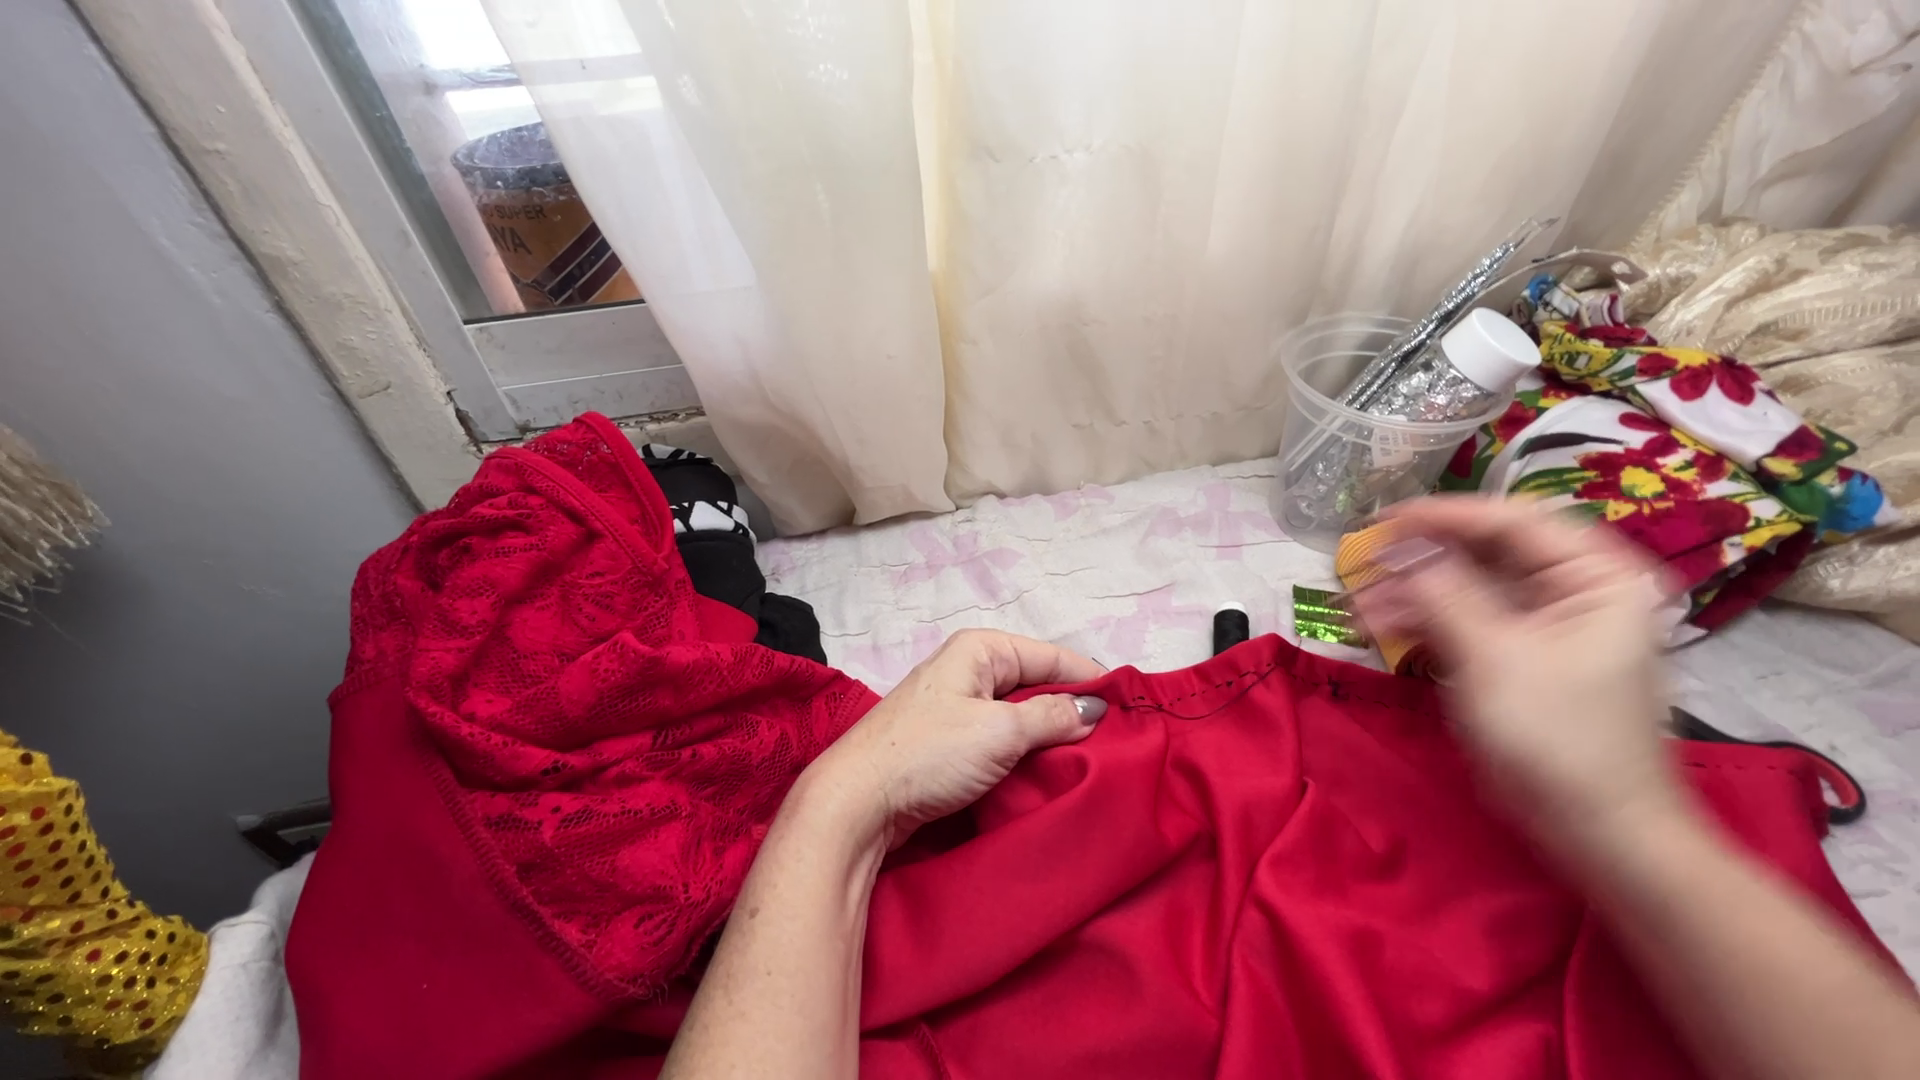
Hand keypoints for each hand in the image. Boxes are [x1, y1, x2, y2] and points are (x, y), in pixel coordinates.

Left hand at [801, 629, 1108, 849]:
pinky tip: (1047, 776)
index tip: (1131, 709)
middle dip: (1072, 712)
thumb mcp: (1000, 731)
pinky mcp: (949, 744)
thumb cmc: (930, 754)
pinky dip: (1023, 756)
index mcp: (980, 650)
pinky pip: (999, 741)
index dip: (1091, 681)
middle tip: (1117, 743)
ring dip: (1048, 739)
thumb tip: (1094, 710)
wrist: (857, 803)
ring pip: (1019, 717)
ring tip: (1091, 762)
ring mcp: (956, 708)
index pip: (1052, 657)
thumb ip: (1052, 717)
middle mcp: (968, 670)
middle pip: (1036, 685)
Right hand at [1351, 497, 1684, 859]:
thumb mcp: (1494, 657)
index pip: (1511, 521)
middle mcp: (1574, 589)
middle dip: (1417, 560)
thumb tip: (1396, 544)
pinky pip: (1462, 620)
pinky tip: (1376, 627)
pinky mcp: (1516, 655)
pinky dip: (1421, 622)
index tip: (1380, 522)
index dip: (1442, 516)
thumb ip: (1442, 591)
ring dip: (1409, 594)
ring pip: (1464, 587)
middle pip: (1483, 553)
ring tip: (1355, 606)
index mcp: (1596, 576)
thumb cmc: (1557, 737)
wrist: (1595, 829)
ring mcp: (1543, 623)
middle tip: (1360, 566)